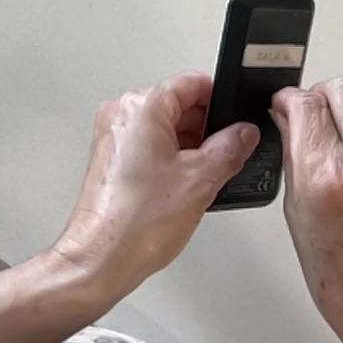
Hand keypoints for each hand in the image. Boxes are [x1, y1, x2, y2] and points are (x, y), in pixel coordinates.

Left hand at [50, 71, 259, 302]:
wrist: (100, 259)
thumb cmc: (134, 223)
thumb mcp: (201, 179)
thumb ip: (230, 148)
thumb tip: (243, 133)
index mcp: (141, 106)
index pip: (192, 82)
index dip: (221, 98)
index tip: (238, 117)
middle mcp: (122, 114)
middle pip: (178, 103)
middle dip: (207, 127)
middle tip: (228, 153)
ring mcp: (114, 135)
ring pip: (165, 126)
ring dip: (190, 146)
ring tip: (204, 177)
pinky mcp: (112, 158)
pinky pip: (150, 145)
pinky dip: (171, 158)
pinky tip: (183, 186)